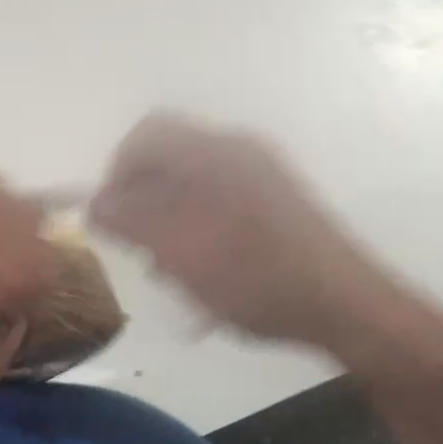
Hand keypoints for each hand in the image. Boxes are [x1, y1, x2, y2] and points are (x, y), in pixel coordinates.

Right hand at [89, 113, 397, 346]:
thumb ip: (127, 220)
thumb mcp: (176, 250)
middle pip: (168, 159)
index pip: (145, 135)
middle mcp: (238, 150)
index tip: (112, 219)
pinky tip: (207, 272)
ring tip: (173, 268)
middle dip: (143, 201)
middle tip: (142, 248)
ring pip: (192, 184)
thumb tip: (95, 203)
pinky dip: (199, 228)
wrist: (347, 308)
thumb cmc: (254, 276)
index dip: (117, 172)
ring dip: (170, 219)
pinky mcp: (280, 203)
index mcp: (212, 150)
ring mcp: (263, 175)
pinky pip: (220, 201)